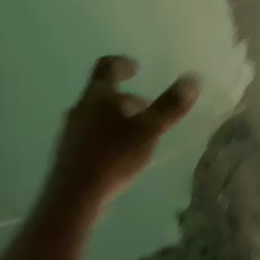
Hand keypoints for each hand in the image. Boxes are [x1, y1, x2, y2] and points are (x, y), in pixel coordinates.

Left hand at [44, 56, 200, 206]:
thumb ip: (169, 107)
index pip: (106, 67)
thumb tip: (192, 79)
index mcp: (96, 96)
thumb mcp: (147, 132)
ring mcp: (69, 133)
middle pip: (102, 96)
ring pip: (95, 119)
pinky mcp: (67, 156)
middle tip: (145, 111)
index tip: (134, 68)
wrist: (74, 196)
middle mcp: (79, 109)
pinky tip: (117, 158)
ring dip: (116, 122)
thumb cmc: (112, 158)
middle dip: (126, 101)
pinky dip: (105, 140)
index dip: (122, 64)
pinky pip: (89, 139)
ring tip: (135, 137)